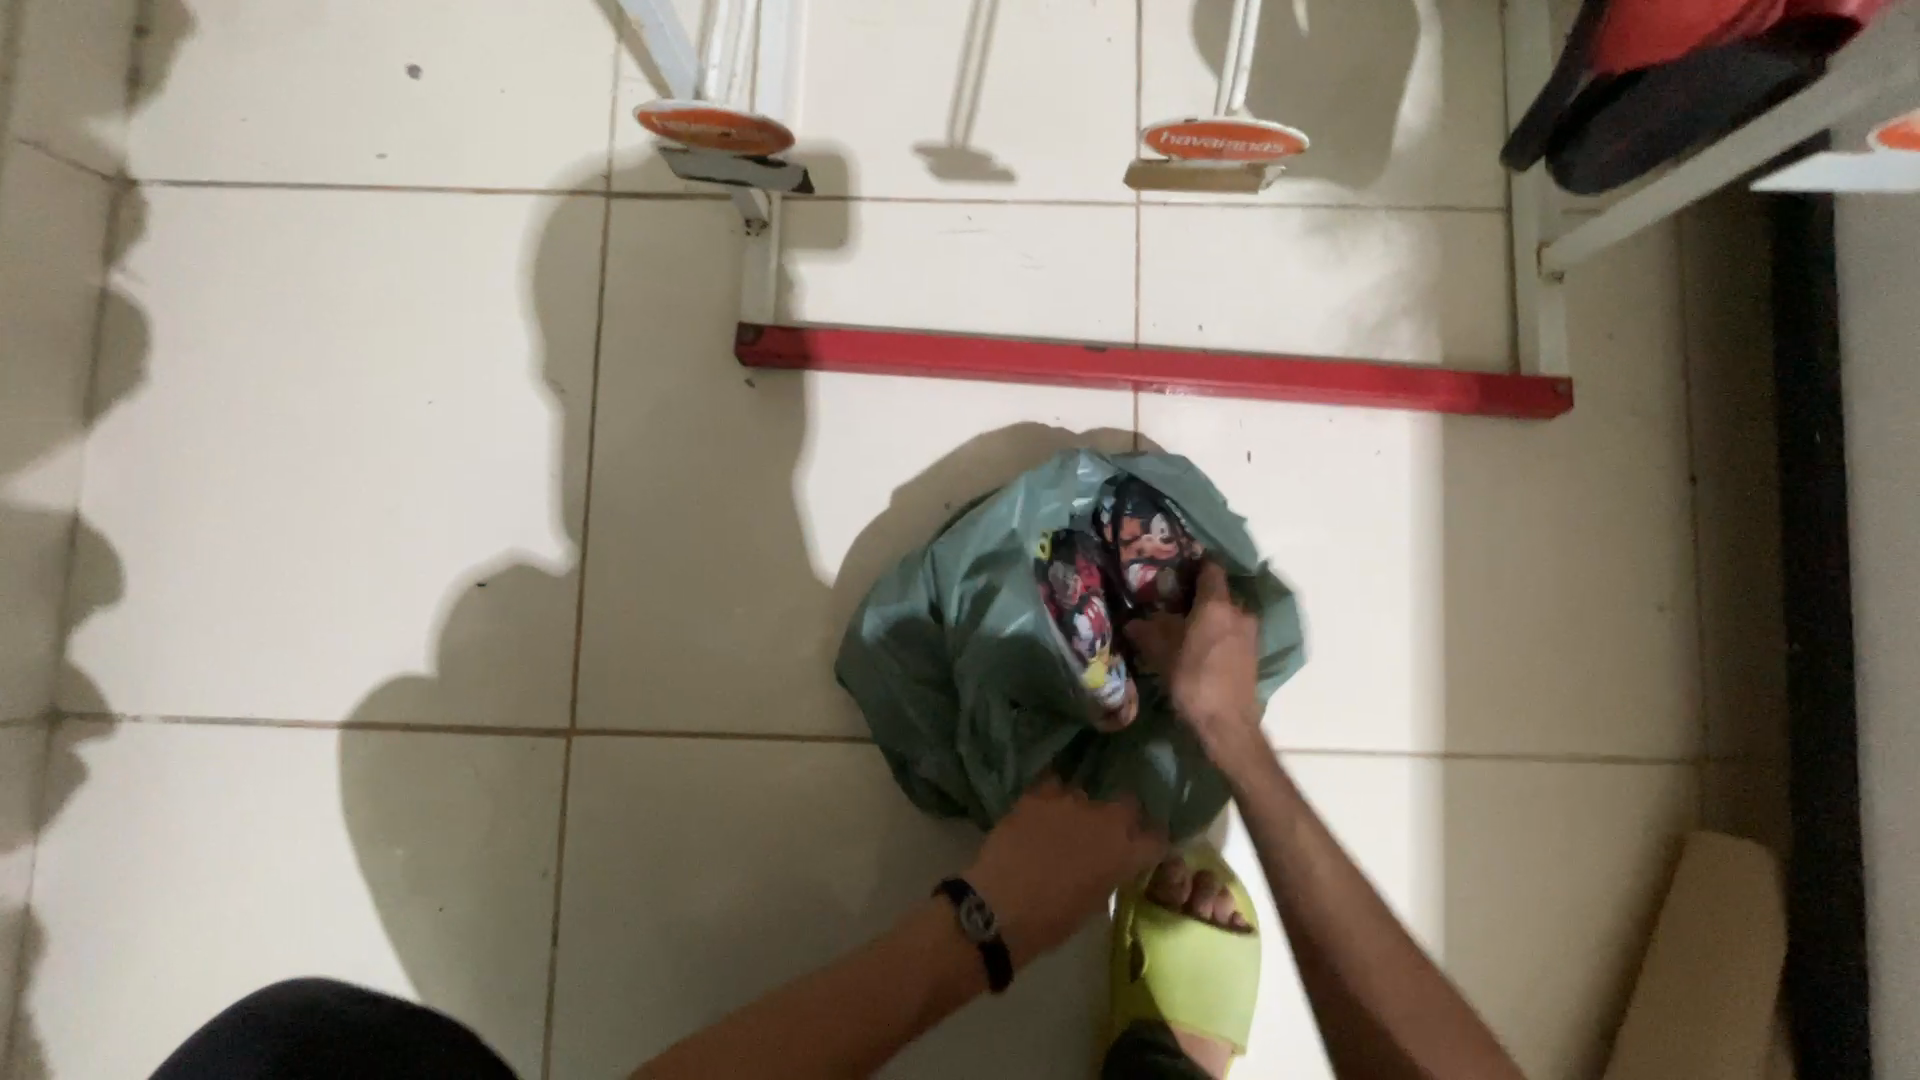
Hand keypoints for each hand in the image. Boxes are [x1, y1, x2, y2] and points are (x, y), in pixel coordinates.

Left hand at [964, 779, 1165, 968]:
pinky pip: (1051, 786)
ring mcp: (1070, 802)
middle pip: (1127, 804)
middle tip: (1104, 833)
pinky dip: (1049, 797)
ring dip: (1080, 808)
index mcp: (1125, 853)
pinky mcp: (1038, 795)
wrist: (1001, 906)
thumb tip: (1106, 867)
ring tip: (1065, 823)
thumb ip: (1108, 877)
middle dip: (1121, 816)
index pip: (1155, 838)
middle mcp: (1105, 819)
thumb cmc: (1051, 920)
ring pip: (1085, 794)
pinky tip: (1040, 810)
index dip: (1150, 843)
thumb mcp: (1093, 904)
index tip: (1142, 849)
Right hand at [1124, 562, 1263, 760]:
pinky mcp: (1253, 654)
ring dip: (1208, 618)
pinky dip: (1217, 634)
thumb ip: (1147, 631)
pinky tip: (1200, 650)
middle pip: (1218, 593)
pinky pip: (1232, 633)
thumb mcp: (1161, 653)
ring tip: (1184, 630)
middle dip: (1197, 596)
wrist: (1227, 724)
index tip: (1174, 571)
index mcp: (1217, 604)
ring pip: (1226, 615)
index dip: (1193, 565)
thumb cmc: (1192, 680)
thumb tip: (1132, 622)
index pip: (1210, 568)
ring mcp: (1250, 634)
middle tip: (1172, 605)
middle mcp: (1239, 612)